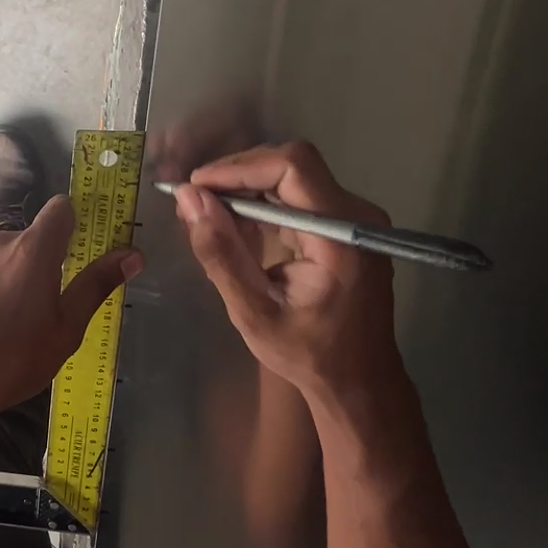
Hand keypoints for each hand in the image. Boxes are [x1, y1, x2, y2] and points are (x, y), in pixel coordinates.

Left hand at [0, 196, 142, 437]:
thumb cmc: (15, 359)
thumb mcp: (67, 328)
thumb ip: (97, 285)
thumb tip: (133, 255)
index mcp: (33, 249)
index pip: (61, 208)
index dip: (80, 222)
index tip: (91, 248)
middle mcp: (1, 244)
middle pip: (38, 235)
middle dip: (55, 258)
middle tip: (64, 299)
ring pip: (14, 254)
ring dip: (28, 274)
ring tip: (32, 318)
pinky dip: (5, 285)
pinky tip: (3, 322)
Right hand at [173, 141, 404, 401]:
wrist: (358, 380)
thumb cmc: (306, 352)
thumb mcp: (251, 309)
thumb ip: (220, 251)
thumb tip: (188, 198)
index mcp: (340, 235)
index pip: (291, 168)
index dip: (238, 168)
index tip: (195, 188)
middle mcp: (355, 215)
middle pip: (291, 166)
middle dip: (236, 177)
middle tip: (193, 202)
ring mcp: (353, 219)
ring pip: (291, 178)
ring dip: (245, 191)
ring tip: (206, 216)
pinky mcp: (344, 227)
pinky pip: (297, 198)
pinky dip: (260, 205)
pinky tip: (235, 229)